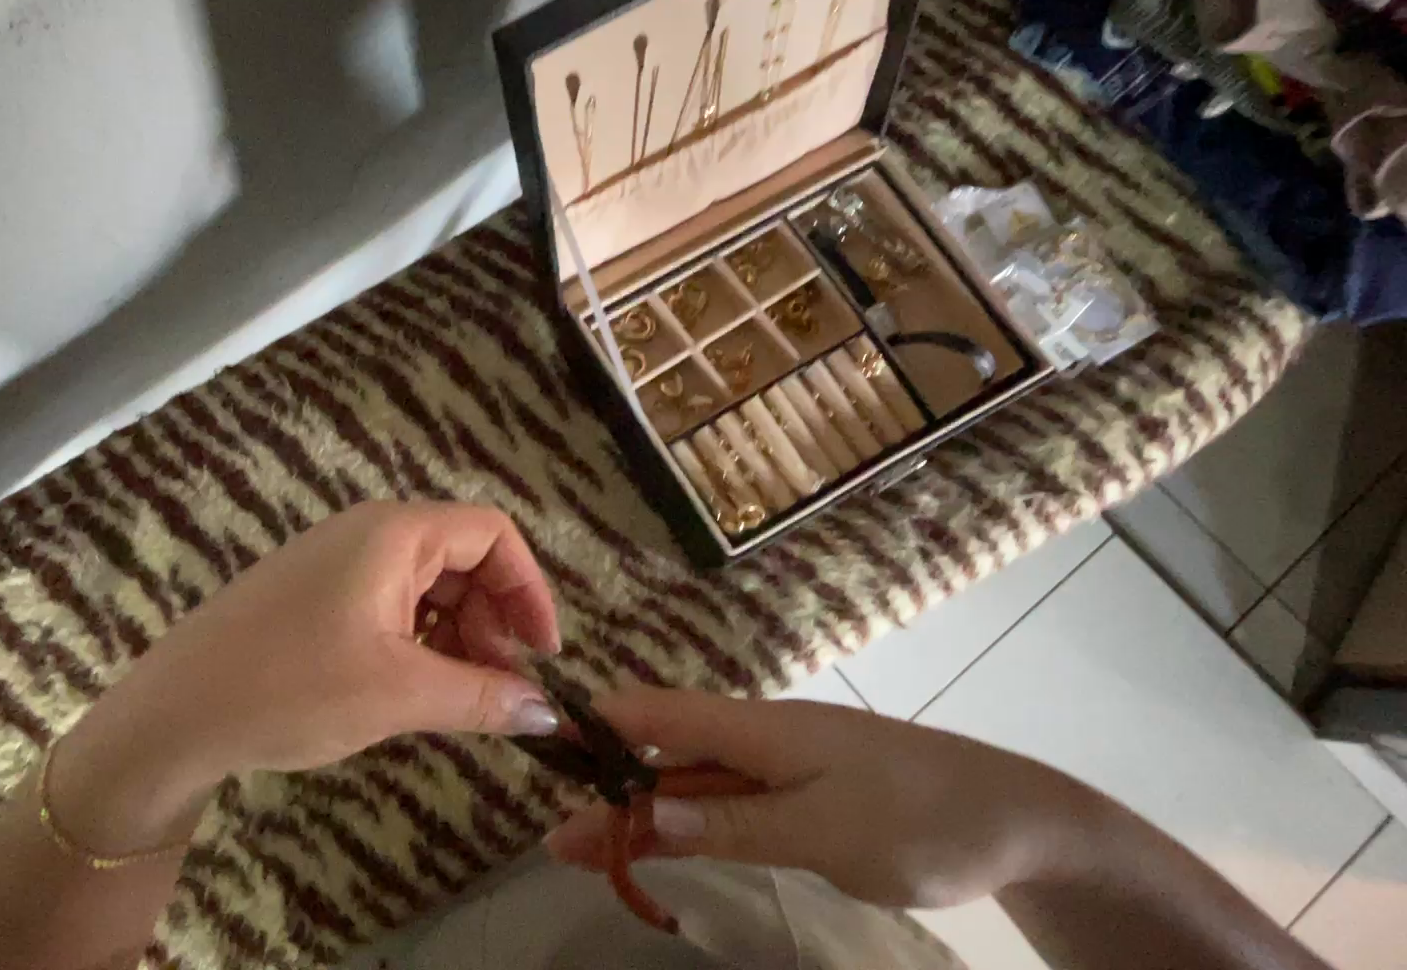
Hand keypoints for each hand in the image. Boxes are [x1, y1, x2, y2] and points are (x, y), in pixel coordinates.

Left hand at [51, 502, 563, 849]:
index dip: (529, 589)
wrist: (173, 714)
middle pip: (461, 560)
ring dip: (458, 636)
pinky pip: (390, 604)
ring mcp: (338, 561)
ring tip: (459, 697)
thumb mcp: (398, 694)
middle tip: (500, 688)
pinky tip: (414, 689)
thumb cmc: (292, 688)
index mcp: (395, 533)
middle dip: (493, 621)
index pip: (492, 535)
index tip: (544, 654)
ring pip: (427, 587)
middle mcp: (370, 533)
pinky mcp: (317, 593)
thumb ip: (482, 697)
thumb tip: (548, 714)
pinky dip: (419, 642)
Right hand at [544, 685, 1104, 907]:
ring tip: (582, 848)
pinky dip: (684, 823)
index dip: (596, 725)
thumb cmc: (921, 818)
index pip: (655, 714)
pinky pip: (724, 802)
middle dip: (606, 787)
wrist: (1019, 819)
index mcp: (755, 727)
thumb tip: (648, 806)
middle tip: (555, 835)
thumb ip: (734, 821)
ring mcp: (774, 765)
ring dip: (638, 811)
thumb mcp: (826, 831)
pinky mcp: (794, 792)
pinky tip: (655, 842)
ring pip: (688, 782)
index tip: (543, 746)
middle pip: (661, 753)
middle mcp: (753, 737)